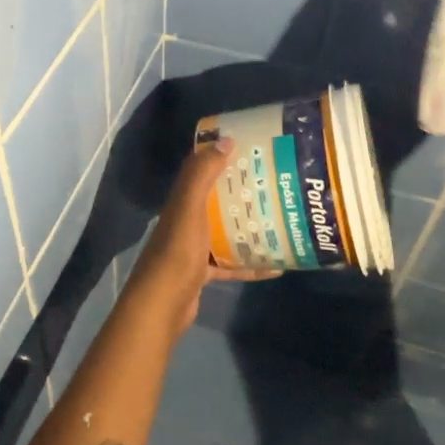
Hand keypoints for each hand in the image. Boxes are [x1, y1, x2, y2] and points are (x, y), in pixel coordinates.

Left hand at [127, 139, 281, 330]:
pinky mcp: (203, 273)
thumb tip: (226, 140)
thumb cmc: (178, 252)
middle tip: (277, 185)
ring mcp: (195, 248)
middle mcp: (187, 221)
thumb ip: (203, 175)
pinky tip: (277, 265)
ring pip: (226, 232)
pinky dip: (251, 263)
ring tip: (281, 220)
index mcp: (182, 202)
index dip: (222, 158)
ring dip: (250, 227)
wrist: (162, 304)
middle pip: (217, 202)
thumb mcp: (190, 208)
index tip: (253, 149)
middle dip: (243, 193)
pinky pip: (231, 264)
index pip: (202, 172)